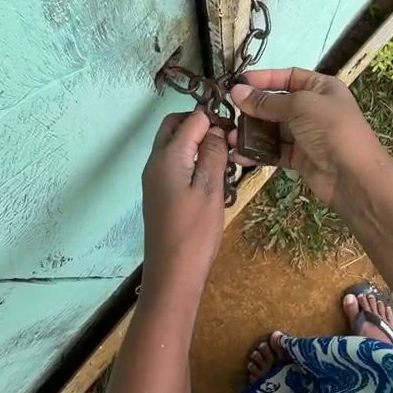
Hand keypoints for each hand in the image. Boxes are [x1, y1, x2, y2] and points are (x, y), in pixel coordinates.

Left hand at [140, 109, 227, 295]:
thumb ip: (212, 153)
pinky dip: (192, 160)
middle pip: (174, 126)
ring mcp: (155, 178)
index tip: (237, 131)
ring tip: (224, 160)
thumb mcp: (210, 188)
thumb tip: (215, 128)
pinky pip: (174, 163)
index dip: (214, 118)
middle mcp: (155, 162)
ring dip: (197, 142)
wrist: (172, 274)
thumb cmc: (194, 231)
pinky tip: (212, 177)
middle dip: (200, 124)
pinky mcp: (159, 192)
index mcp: (167, 156)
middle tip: (227, 140)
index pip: (191, 119)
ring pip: (174, 144)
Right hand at [230, 68, 389, 206]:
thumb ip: (267, 102)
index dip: (264, 79)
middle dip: (252, 109)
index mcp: (321, 88)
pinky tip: (238, 155)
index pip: (289, 77)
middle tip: (227, 113)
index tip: (237, 83)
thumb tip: (237, 91)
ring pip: (272, 129)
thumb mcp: (300, 106)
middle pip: (277, 104)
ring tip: (228, 138)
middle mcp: (314, 109)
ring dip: (250, 133)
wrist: (354, 176)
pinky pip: (274, 151)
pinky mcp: (299, 158)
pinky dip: (257, 152)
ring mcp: (306, 134)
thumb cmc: (331, 129)